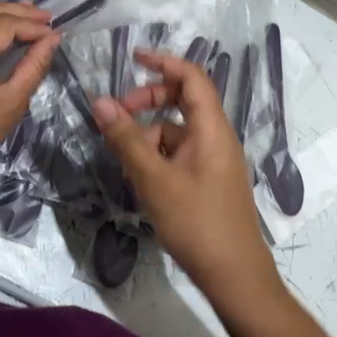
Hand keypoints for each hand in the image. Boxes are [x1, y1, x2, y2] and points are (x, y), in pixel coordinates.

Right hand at [91, 49, 278, 301]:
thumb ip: (126, 139)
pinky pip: (178, 154)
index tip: (133, 58)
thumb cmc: (197, 224)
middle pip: (182, 101)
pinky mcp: (207, 182)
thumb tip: (100, 101)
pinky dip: (156, 156)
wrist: (235, 278)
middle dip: (148, 101)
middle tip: (117, 114)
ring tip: (124, 160)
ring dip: (147, 135)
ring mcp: (213, 161)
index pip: (191, 77)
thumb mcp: (154, 180)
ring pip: (176, 130)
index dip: (163, 62)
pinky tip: (139, 180)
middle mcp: (216, 138)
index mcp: (211, 129)